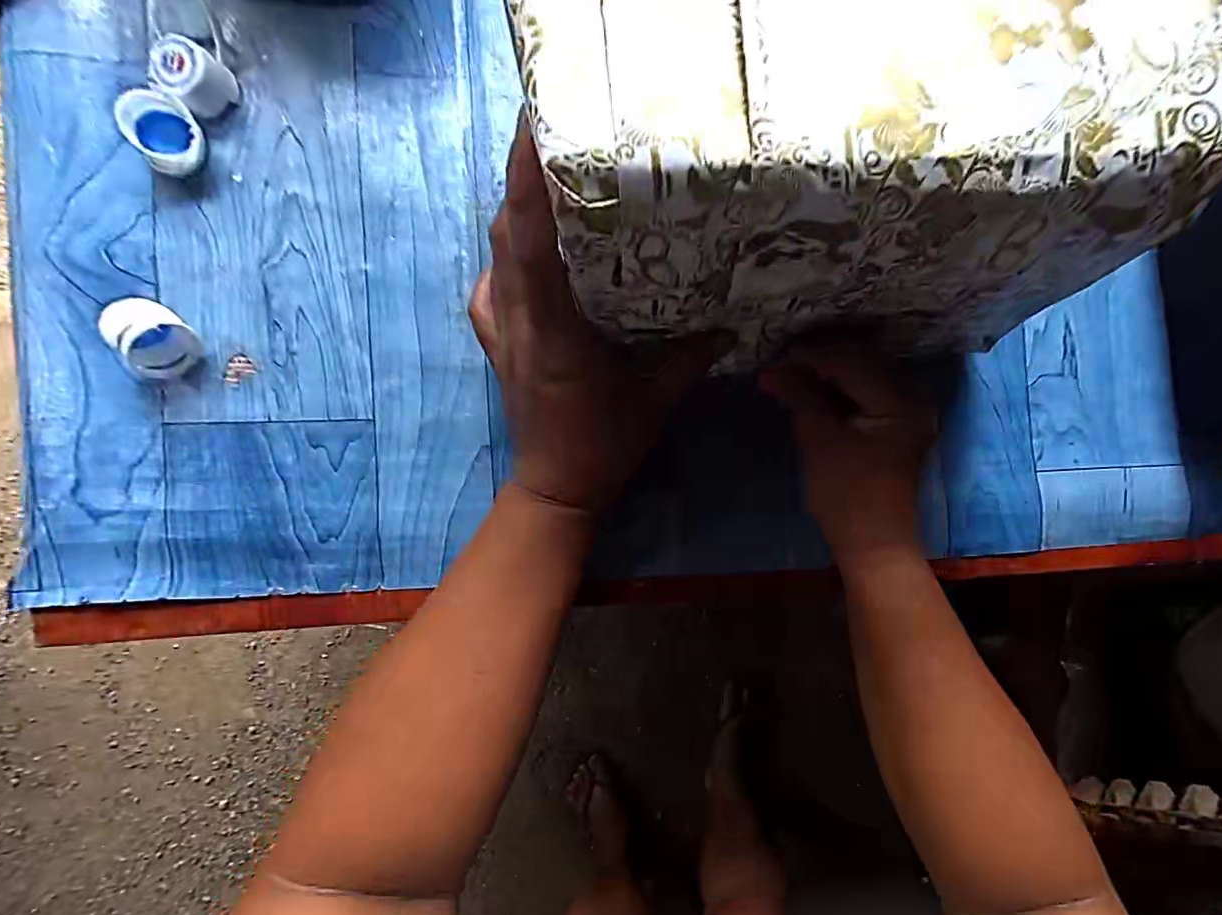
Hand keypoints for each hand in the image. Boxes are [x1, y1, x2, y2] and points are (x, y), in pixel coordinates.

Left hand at [469, 113, 721, 516]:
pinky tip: (529, 254)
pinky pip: (492, 286)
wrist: (555, 486)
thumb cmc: (604, 445)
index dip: (527, 177)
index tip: (538, 120)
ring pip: (497, 253)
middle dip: (526, 179)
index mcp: (554, 329)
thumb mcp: (656, 399)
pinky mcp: (496, 342)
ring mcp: (501, 330)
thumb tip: (730, 320)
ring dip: (519, 213)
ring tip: (552, 184)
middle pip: (507, 230)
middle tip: (561, 140)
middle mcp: (518, 318)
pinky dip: (507, 258)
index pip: (531, 239)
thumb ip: (691, 357)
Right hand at [759, 342, 938, 568]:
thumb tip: (773, 368)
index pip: (851, 362)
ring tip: (792, 378)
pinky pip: (869, 394)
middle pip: (862, 363)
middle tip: (781, 366)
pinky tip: (815, 393)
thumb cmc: (846, 496)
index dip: (812, 356)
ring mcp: (910, 412)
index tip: (776, 357)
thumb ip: (800, 396)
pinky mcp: (899, 426)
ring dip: (829, 375)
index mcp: (900, 400)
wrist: (873, 544)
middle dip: (820, 361)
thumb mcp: (819, 441)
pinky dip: (841, 391)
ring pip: (865, 377)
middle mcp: (914, 398)